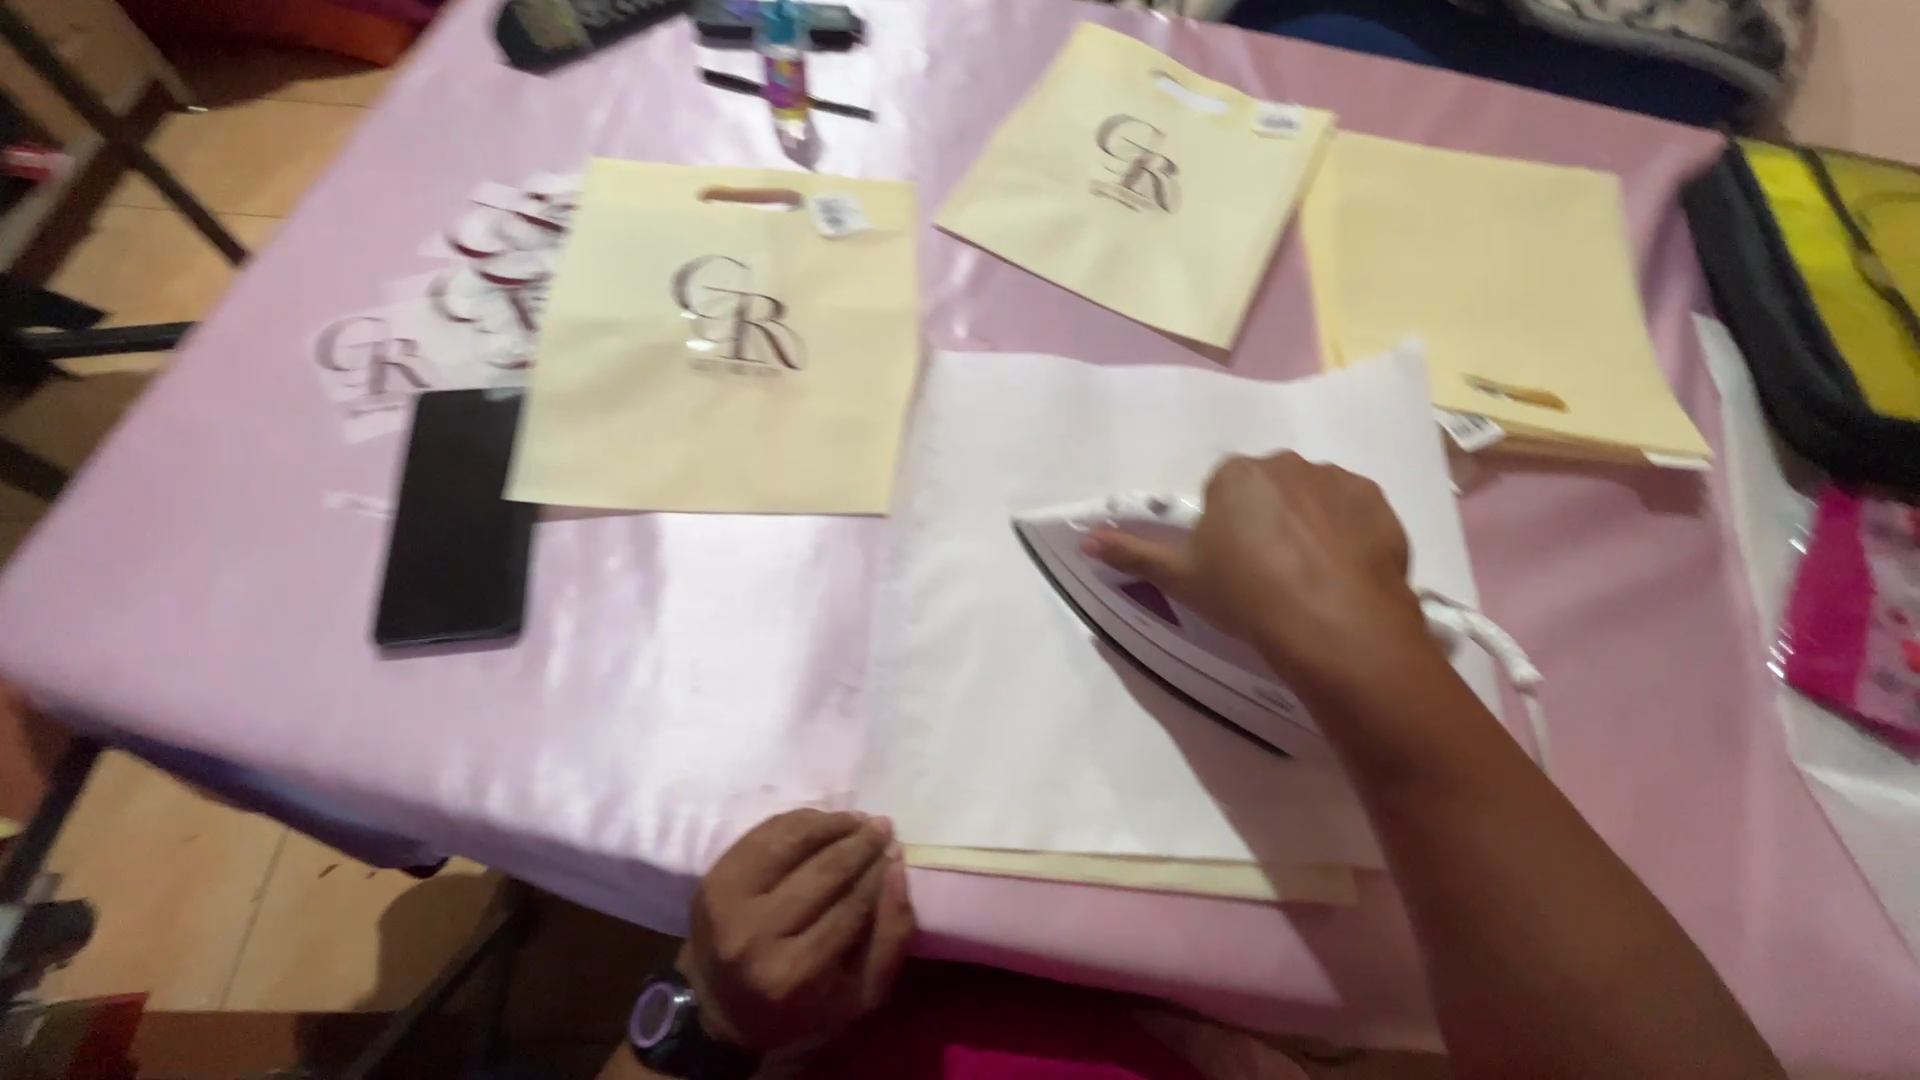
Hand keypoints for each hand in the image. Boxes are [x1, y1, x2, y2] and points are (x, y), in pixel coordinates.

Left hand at [680, 809, 913, 1053]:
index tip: (896, 851)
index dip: (878, 872)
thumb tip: (898, 865)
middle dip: (860, 844)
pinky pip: (764, 833)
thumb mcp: (860, 992)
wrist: (718, 1005)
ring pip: (791, 841)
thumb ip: (893, 933)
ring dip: (831, 823)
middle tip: (883, 828)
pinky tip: (823, 821)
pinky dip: (799, 820)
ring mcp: (728, 902)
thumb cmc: (800, 1003)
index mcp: (795, 974)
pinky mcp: (713, 877)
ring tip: (857, 820)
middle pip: (823, 871)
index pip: (852, 906)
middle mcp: (756, 935)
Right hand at [1084, 452, 1436, 698]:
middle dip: (1265, 521)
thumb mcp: (1181, 578)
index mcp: (1235, 475)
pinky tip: (1340, 573)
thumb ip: (1133, 552)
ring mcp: (1337, 479)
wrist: (1334, 624)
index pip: (1222, 492)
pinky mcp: (1377, 502)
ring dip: (1307, 525)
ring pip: (1311, 499)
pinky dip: (1345, 535)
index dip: (1224, 530)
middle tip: (1268, 574)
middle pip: (1267, 490)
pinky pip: (1352, 512)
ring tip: (1309, 578)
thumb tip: (1085, 539)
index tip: (1231, 567)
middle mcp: (1285, 464)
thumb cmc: (1245, 596)